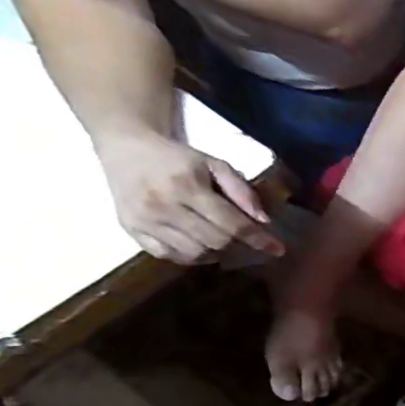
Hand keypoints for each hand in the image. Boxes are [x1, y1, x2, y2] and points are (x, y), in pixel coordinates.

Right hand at [96, 129, 282, 262]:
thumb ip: (242, 191)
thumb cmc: (180, 158)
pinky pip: (168, 255)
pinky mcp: (129, 229)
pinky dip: (190, 256)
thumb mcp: (216, 165)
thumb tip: (264, 221)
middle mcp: (161, 206)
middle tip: (249, 243)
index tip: (278, 249)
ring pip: (193, 253)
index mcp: (186, 187)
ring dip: (217, 253)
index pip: (231, 224)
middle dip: (240, 246)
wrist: (126, 148)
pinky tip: (200, 246)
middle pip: (215, 242)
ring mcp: (142, 220)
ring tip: (226, 243)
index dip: (258, 239)